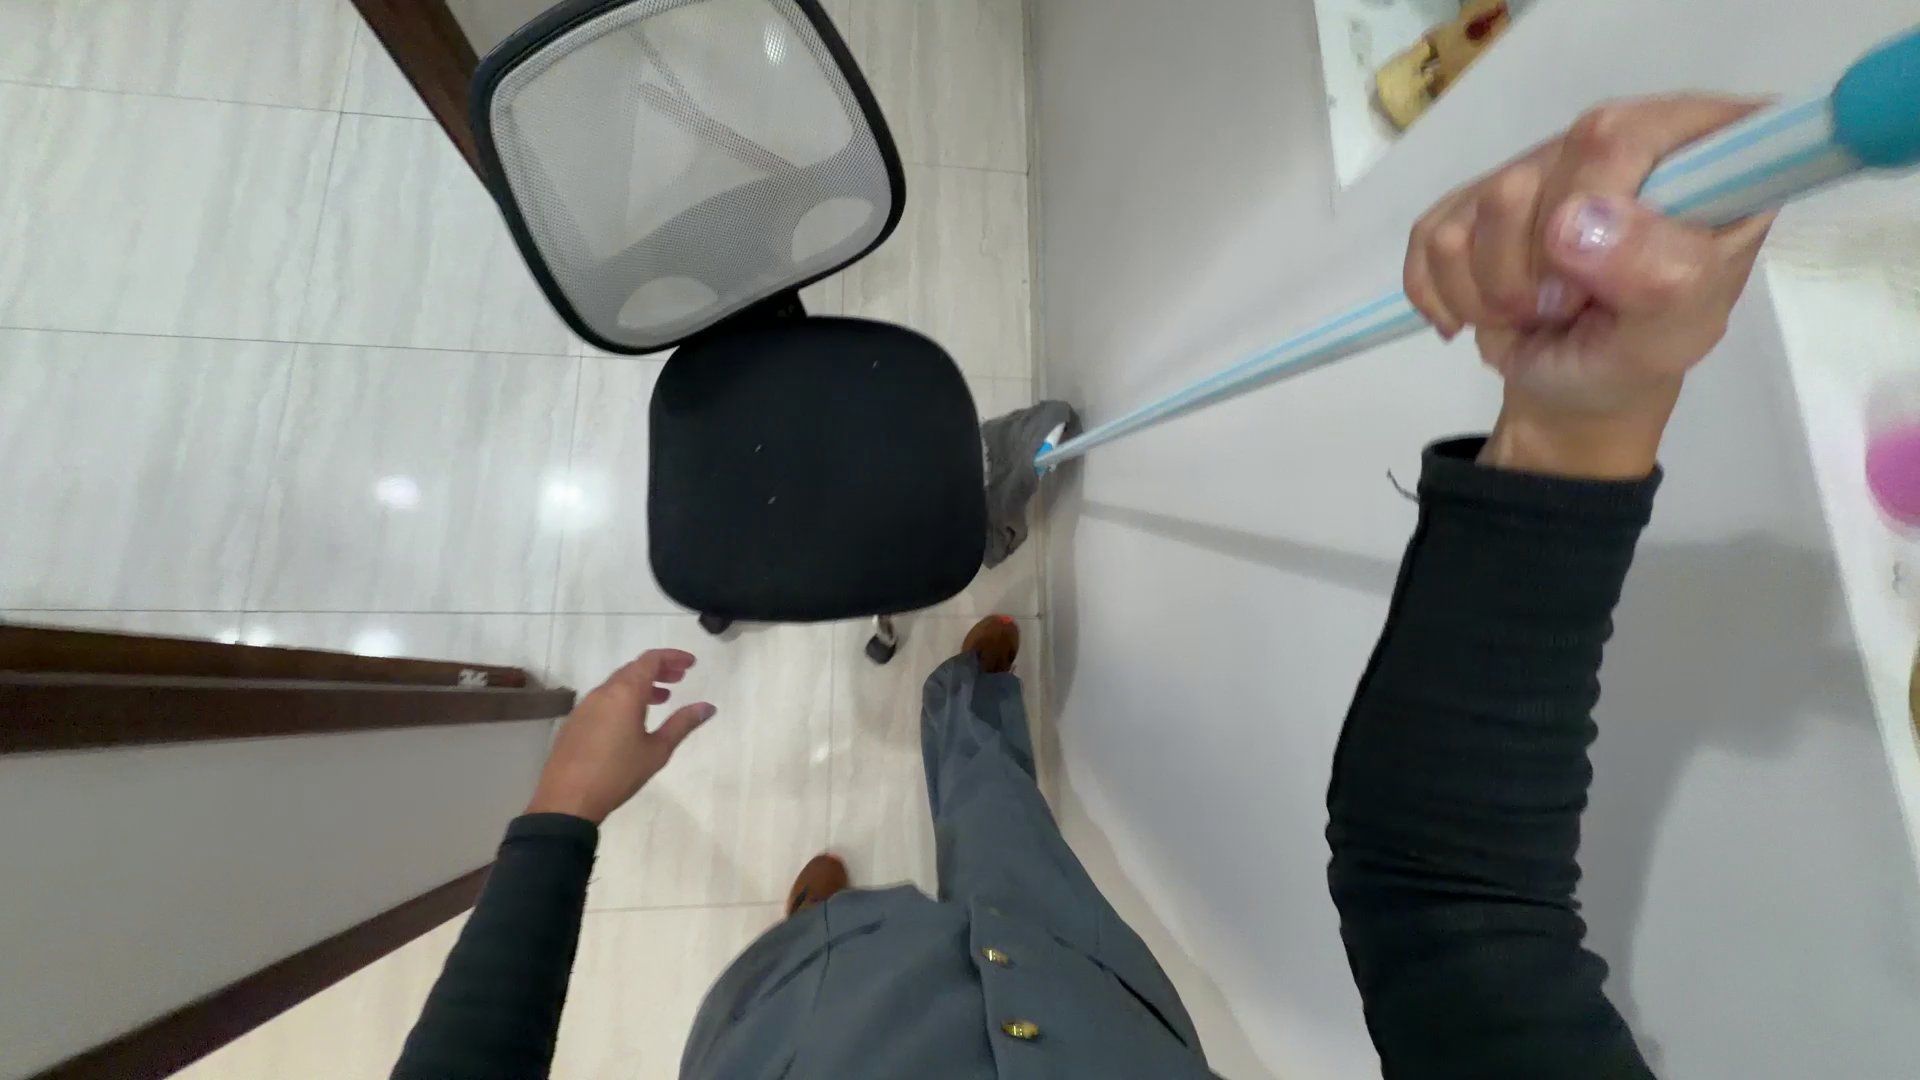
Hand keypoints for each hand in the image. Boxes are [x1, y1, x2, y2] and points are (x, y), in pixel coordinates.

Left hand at [525, 649, 716, 824]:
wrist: (566, 802)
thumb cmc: (617, 773)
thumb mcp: (657, 750)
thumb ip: (682, 724)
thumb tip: (708, 707)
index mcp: (625, 693)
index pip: (651, 660)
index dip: (672, 657)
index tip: (691, 664)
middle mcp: (603, 693)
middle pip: (633, 668)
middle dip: (659, 669)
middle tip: (680, 678)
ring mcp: (585, 707)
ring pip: (617, 683)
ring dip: (641, 685)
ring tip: (661, 699)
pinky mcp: (574, 723)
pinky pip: (604, 698)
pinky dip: (624, 698)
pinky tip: (632, 720)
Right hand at [1404, 97, 1778, 476]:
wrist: (1573, 380)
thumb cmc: (1633, 352)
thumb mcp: (1671, 329)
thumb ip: (1656, 271)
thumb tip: (1573, 222)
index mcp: (1695, 144)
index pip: (1608, 141)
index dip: (1578, 222)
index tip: (1588, 289)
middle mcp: (1607, 140)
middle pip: (1515, 185)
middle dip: (1519, 274)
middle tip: (1558, 308)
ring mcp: (1531, 171)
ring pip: (1461, 223)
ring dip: (1482, 293)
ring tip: (1526, 312)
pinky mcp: (1465, 207)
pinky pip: (1426, 243)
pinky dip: (1442, 297)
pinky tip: (1481, 311)